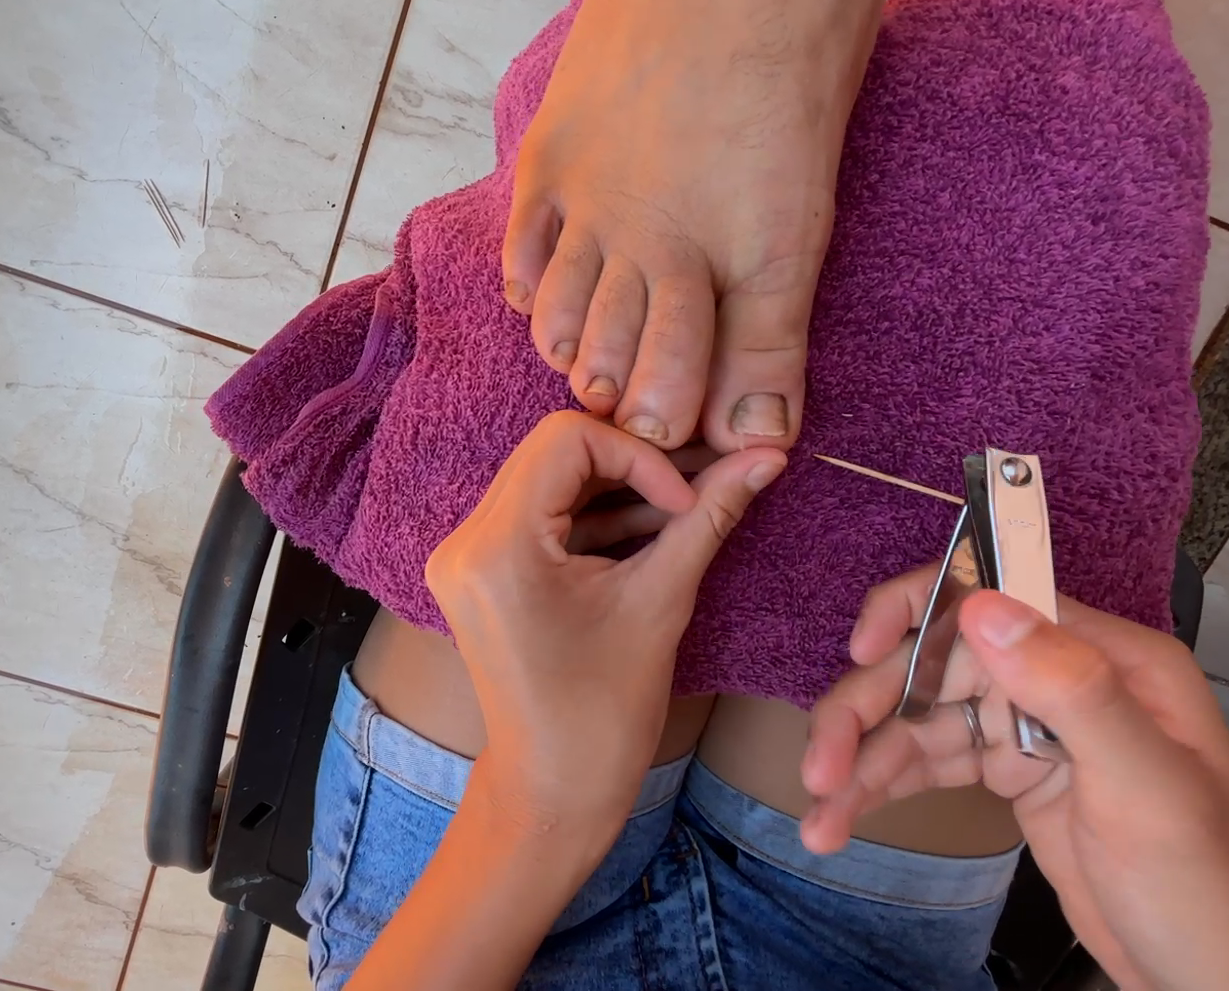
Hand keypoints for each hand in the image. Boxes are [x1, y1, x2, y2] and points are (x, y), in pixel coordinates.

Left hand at [426, 411, 783, 845]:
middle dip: (630, 464)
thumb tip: (764, 457)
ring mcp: (463, 555)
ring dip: (614, 491)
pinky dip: (590, 517)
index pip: (566, 438)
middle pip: (553, 453)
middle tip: (691, 493)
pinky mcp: (476, 569)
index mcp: (497, 546)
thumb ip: (709, 518)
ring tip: (679, 513)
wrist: (551, 789)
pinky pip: (536, 516)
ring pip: (547, 480)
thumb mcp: (661, 603)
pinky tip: (646, 531)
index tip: (685, 500)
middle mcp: (464, 540)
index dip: (638, 454)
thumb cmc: (604, 715)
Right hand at [502, 0, 898, 451]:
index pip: (674, 379)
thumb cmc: (794, 73)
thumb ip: (773, 335)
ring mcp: (583, 197)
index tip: (674, 443)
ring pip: (557, 307)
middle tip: (616, 416)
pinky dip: (525, 284)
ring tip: (582, 369)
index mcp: (705, 263)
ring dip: (570, 349)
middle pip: (607, 351)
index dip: (673, 420)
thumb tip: (762, 433)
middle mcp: (632, 242)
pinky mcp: (550, 154)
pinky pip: (520, 244)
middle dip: (617, 396)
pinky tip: (533, 298)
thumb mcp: (801, 221)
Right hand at [800, 569, 1228, 990]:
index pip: (984, 598)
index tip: (859, 650)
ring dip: (859, 760)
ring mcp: (1020, 723)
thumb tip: (982, 604)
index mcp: (1099, 657)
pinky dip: (876, 787)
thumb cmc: (1212, 896)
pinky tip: (841, 818)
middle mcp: (1050, 675)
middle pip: (927, 667)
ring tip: (821, 812)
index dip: (909, 611)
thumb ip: (1073, 691)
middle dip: (863, 715)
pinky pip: (921, 761)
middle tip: (818, 769)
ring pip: (911, 718)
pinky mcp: (1000, 770)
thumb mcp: (1149, 793)